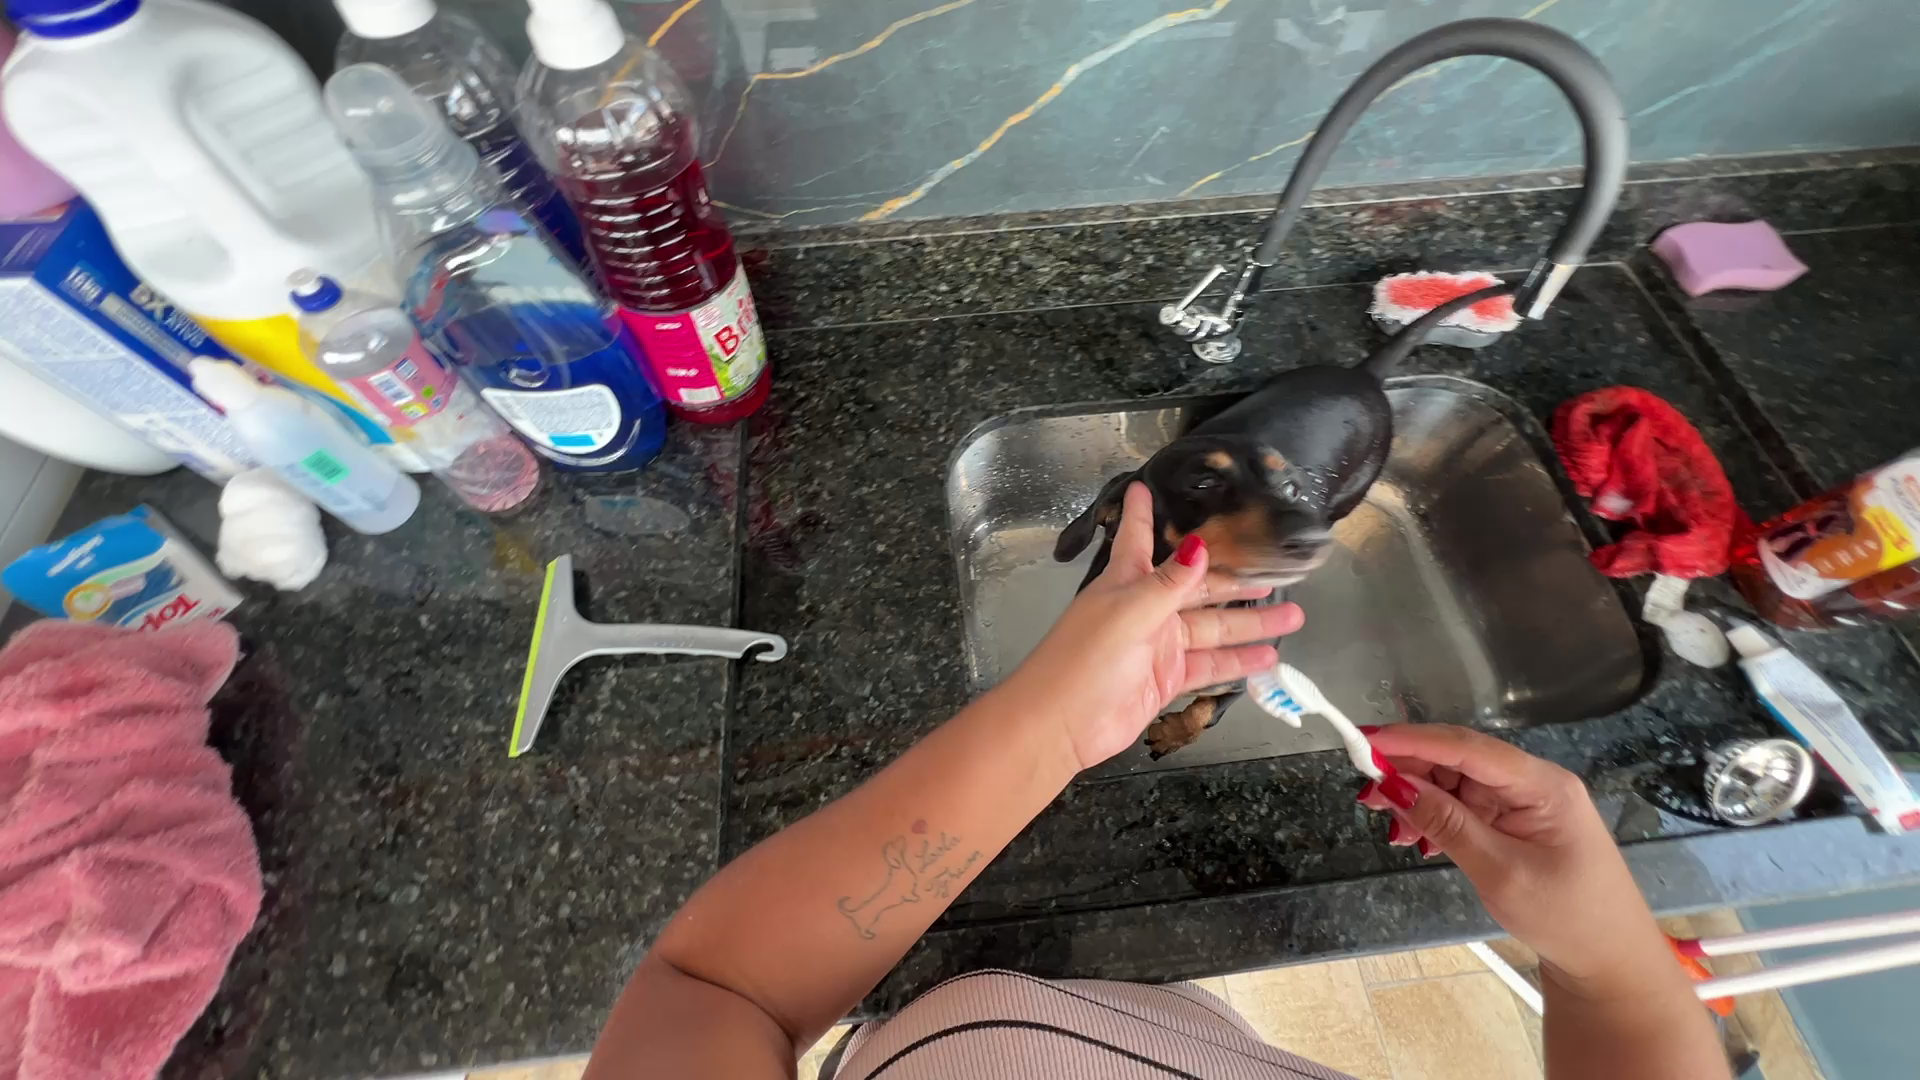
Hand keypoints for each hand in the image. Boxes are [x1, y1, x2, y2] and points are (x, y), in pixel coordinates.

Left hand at [997, 482, 1302, 770]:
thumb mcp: (1129, 613)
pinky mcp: (1165, 678)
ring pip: (1211, 627)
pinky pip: (1208, 665)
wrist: (1061, 722)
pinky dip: (1237, 662)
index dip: (1142, 513)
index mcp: (1127, 582)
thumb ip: (1169, 584)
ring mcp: (1157, 645)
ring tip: (1293, 617)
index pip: (1138, 537)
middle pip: (1196, 587)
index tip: (1146, 485)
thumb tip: (1200, 545)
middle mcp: (1144, 608)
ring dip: (1250, 624)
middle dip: (1235, 580)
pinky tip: (1268, 657)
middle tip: (1280, 573)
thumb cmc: (1086, 659)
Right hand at [1358, 724, 1680, 998]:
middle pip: (1454, 759)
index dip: (1412, 739)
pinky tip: (1413, 836)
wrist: (1613, 968)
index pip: (1465, 747)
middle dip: (1406, 770)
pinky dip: (1430, 815)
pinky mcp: (1510, 819)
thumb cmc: (1566, 919)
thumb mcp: (1500, 871)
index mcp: (1541, 785)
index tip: (1364, 740)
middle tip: (1366, 791)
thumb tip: (1391, 783)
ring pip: (1451, 780)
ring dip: (1414, 796)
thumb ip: (1444, 822)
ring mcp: (1520, 800)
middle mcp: (1530, 782)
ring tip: (1388, 822)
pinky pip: (1459, 803)